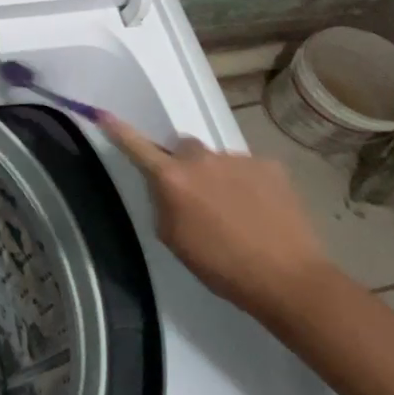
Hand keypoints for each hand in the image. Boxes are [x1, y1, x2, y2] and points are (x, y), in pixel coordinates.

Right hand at [100, 112, 334, 317]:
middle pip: (183, 149)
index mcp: (171, 178)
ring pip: (217, 161)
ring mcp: (238, 159)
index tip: (103, 114)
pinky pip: (249, 168)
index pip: (136, 146)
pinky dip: (250, 184)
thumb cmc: (222, 267)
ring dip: (219, 178)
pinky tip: (262, 211)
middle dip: (184, 165)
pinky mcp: (271, 167)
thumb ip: (163, 203)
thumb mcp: (174, 239)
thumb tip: (166, 188)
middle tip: (197, 195)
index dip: (118, 130)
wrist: (290, 281)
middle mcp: (200, 159)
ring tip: (238, 212)